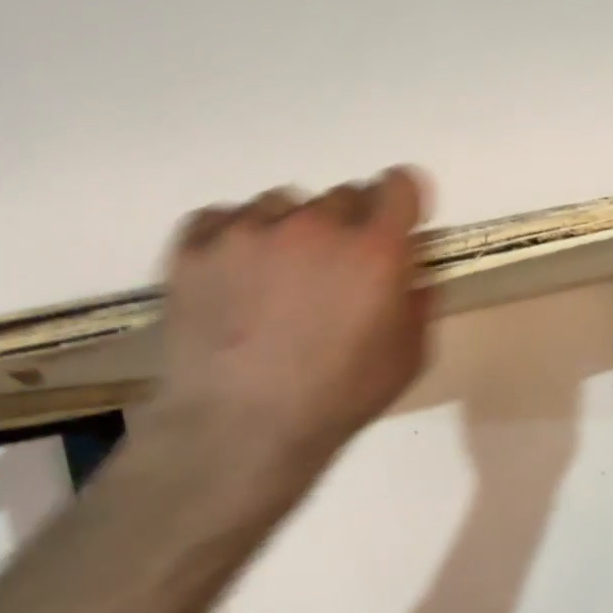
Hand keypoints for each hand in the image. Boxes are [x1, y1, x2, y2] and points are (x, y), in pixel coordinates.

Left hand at [143, 167, 433, 503]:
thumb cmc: (341, 395)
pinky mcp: (193, 249)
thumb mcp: (411, 355)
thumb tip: (413, 272)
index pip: (400, 185)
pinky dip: (235, 235)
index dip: (403, 201)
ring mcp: (248, 233)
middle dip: (350, 225)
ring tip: (280, 275)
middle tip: (338, 270)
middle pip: (343, 194)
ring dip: (292, 229)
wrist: (239, 427)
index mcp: (376, 250)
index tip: (399, 225)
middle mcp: (315, 227)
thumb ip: (419, 301)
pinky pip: (221, 218)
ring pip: (281, 204)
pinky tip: (237, 273)